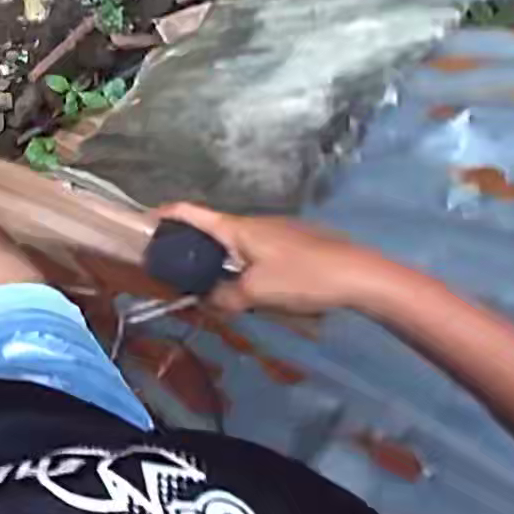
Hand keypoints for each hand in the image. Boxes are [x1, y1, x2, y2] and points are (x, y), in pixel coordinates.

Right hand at [159, 203, 402, 315]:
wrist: (370, 277)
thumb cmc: (304, 277)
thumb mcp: (257, 294)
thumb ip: (225, 297)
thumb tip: (205, 302)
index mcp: (232, 227)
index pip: (186, 211)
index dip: (161, 214)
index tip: (143, 222)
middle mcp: (249, 222)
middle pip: (211, 227)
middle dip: (193, 243)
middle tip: (183, 265)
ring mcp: (276, 229)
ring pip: (237, 240)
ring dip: (224, 256)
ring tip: (223, 281)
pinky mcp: (298, 241)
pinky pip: (259, 247)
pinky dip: (248, 260)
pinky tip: (262, 284)